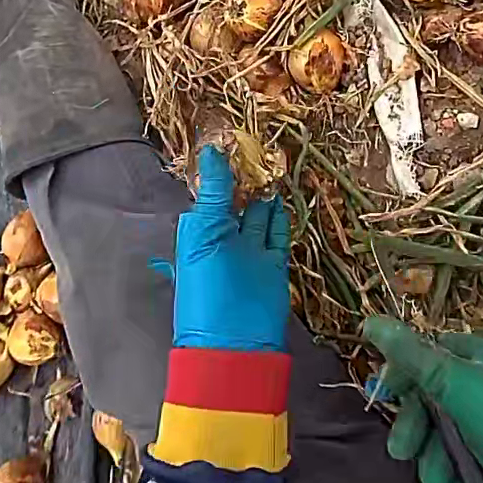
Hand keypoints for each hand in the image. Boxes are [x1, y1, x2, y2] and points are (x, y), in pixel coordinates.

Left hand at [151, 145, 290, 352]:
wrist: (234, 341)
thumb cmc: (208, 285)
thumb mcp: (203, 232)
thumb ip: (212, 191)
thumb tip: (212, 150)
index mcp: (200, 229)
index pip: (213, 192)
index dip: (224, 170)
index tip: (237, 141)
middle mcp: (224, 238)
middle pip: (238, 201)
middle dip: (248, 180)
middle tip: (262, 150)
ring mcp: (249, 251)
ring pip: (258, 216)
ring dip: (265, 196)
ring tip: (274, 168)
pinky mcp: (273, 265)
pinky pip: (277, 236)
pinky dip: (280, 219)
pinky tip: (282, 199)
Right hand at [365, 317, 482, 482]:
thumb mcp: (458, 386)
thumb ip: (412, 355)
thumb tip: (369, 320)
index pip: (428, 350)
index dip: (402, 371)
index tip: (382, 395)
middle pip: (432, 395)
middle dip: (415, 427)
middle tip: (401, 454)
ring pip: (445, 433)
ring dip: (432, 458)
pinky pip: (464, 461)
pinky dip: (453, 476)